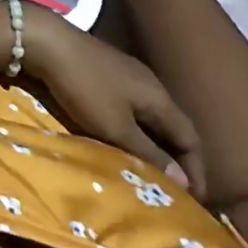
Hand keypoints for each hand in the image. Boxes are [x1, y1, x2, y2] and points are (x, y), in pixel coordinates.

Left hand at [24, 9, 207, 194]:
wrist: (50, 44)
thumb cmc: (86, 87)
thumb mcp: (116, 127)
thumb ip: (149, 153)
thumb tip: (184, 181)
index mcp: (160, 98)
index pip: (191, 139)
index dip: (197, 171)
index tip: (196, 203)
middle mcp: (151, 87)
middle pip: (174, 129)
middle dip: (177, 162)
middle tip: (175, 195)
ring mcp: (130, 79)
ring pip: (152, 121)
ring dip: (155, 148)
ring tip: (151, 177)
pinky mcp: (109, 76)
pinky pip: (133, 112)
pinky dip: (136, 133)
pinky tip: (124, 146)